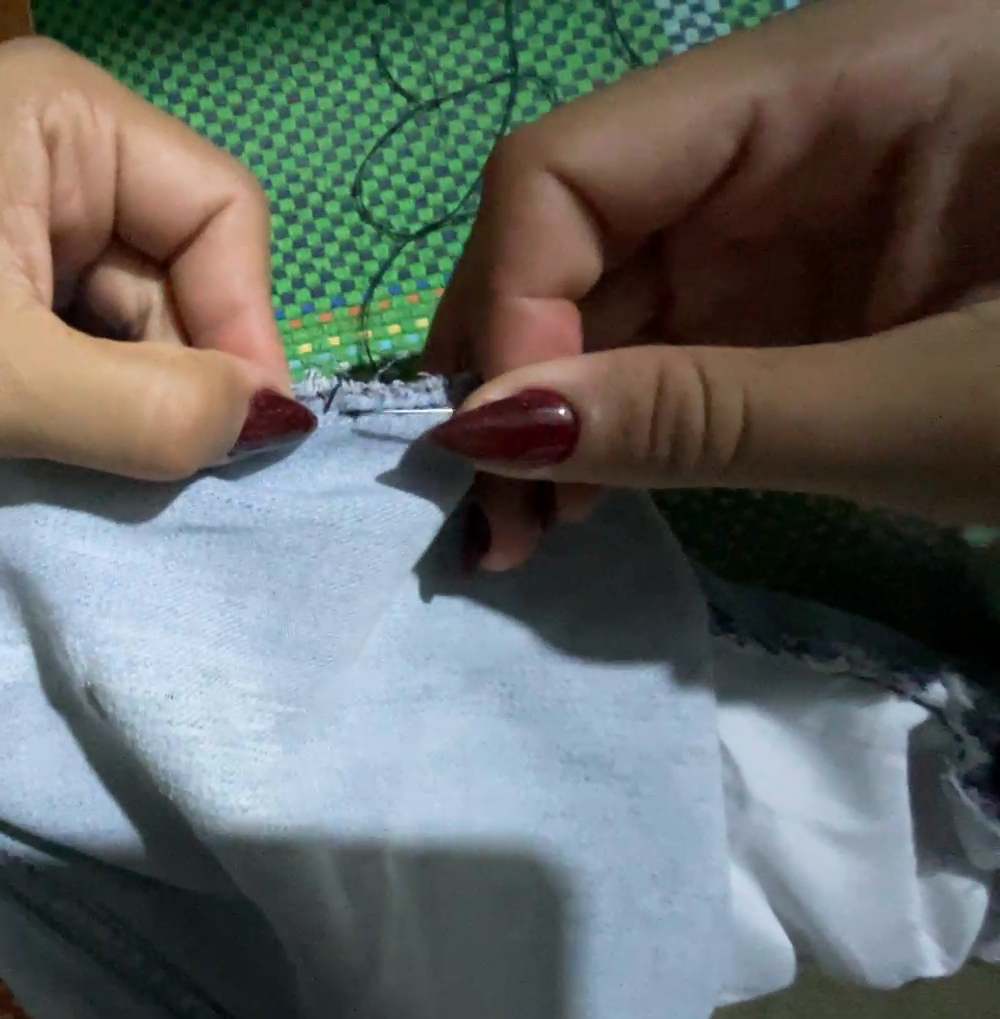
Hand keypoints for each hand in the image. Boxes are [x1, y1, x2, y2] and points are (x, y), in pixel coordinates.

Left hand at [0, 38, 313, 480]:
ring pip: (148, 313)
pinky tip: (81, 430)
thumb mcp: (1, 378)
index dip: (245, 316)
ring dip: (145, 390)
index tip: (249, 420)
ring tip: (104, 443)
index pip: (215, 207)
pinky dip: (110, 395)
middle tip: (174, 451)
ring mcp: (43, 217)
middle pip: (184, 266)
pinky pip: (105, 340)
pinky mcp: (24, 280)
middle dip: (184, 365)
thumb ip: (141, 406)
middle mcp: (61, 152)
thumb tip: (259, 420)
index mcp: (59, 116)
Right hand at [423, 0, 999, 570]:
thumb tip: (481, 436)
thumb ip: (698, 416)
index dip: (507, 297)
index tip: (507, 434)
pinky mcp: (763, 294)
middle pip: (551, 242)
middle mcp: (775, 134)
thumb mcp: (956, 409)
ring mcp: (762, 220)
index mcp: (850, 75)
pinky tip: (572, 499)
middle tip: (486, 509)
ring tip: (523, 527)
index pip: (567, 166)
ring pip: (572, 309)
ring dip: (529, 423)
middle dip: (501, 381)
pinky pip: (625, 350)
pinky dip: (585, 431)